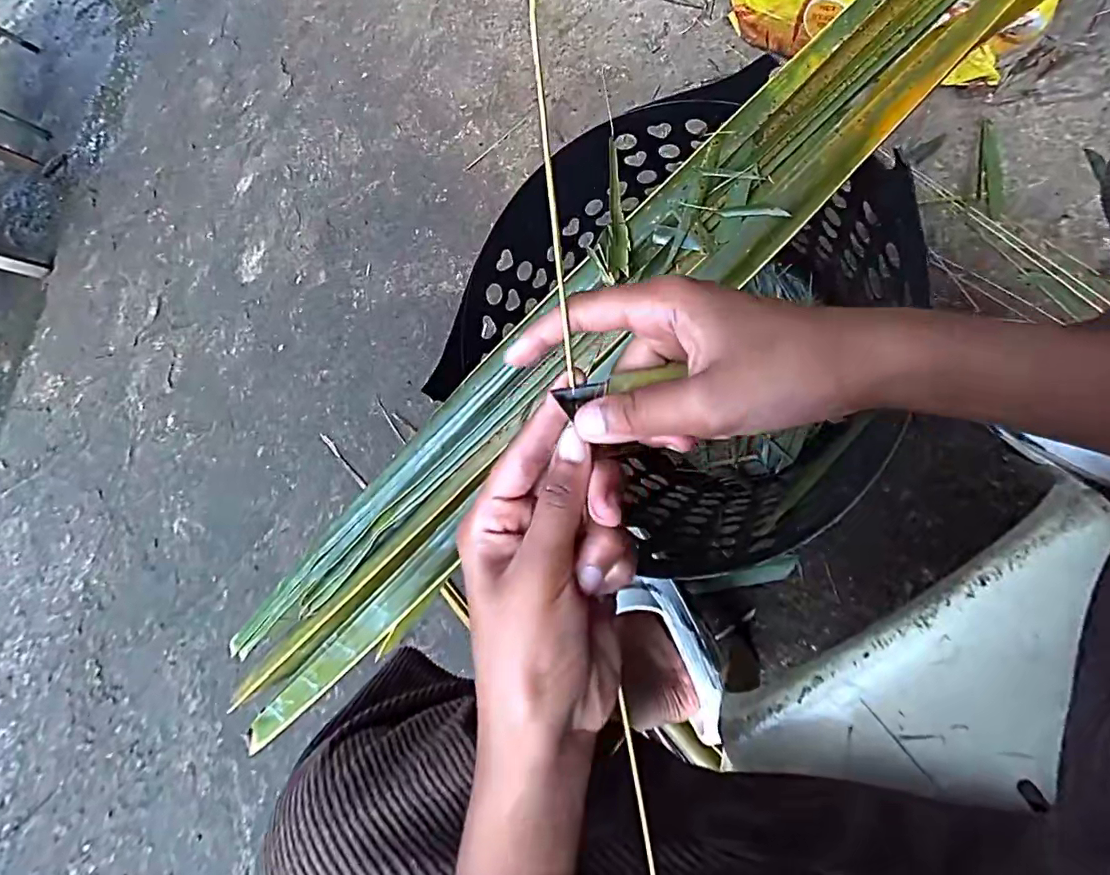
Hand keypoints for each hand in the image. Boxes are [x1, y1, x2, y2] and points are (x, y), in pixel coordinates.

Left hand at [457, 394, 636, 753]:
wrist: (558, 725)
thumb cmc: (527, 654)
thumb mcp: (539, 572)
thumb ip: (561, 501)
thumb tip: (574, 435)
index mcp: (494, 519)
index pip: (523, 456)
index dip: (550, 422)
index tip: (578, 384)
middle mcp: (527, 524)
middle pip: (570, 473)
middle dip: (592, 492)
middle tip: (603, 511)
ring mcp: (562, 544)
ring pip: (599, 502)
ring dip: (605, 535)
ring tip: (595, 572)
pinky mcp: (592, 563)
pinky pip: (614, 534)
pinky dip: (615, 557)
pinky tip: (604, 587)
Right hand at [504, 276, 875, 447]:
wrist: (859, 367)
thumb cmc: (785, 371)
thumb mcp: (708, 402)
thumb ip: (641, 414)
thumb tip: (582, 422)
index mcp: (661, 305)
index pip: (585, 313)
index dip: (544, 336)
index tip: (512, 363)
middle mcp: (670, 315)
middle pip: (618, 363)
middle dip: (622, 407)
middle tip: (632, 449)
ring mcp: (692, 336)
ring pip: (647, 383)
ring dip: (655, 418)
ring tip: (686, 440)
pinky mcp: (711, 357)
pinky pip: (673, 387)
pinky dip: (676, 415)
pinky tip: (697, 435)